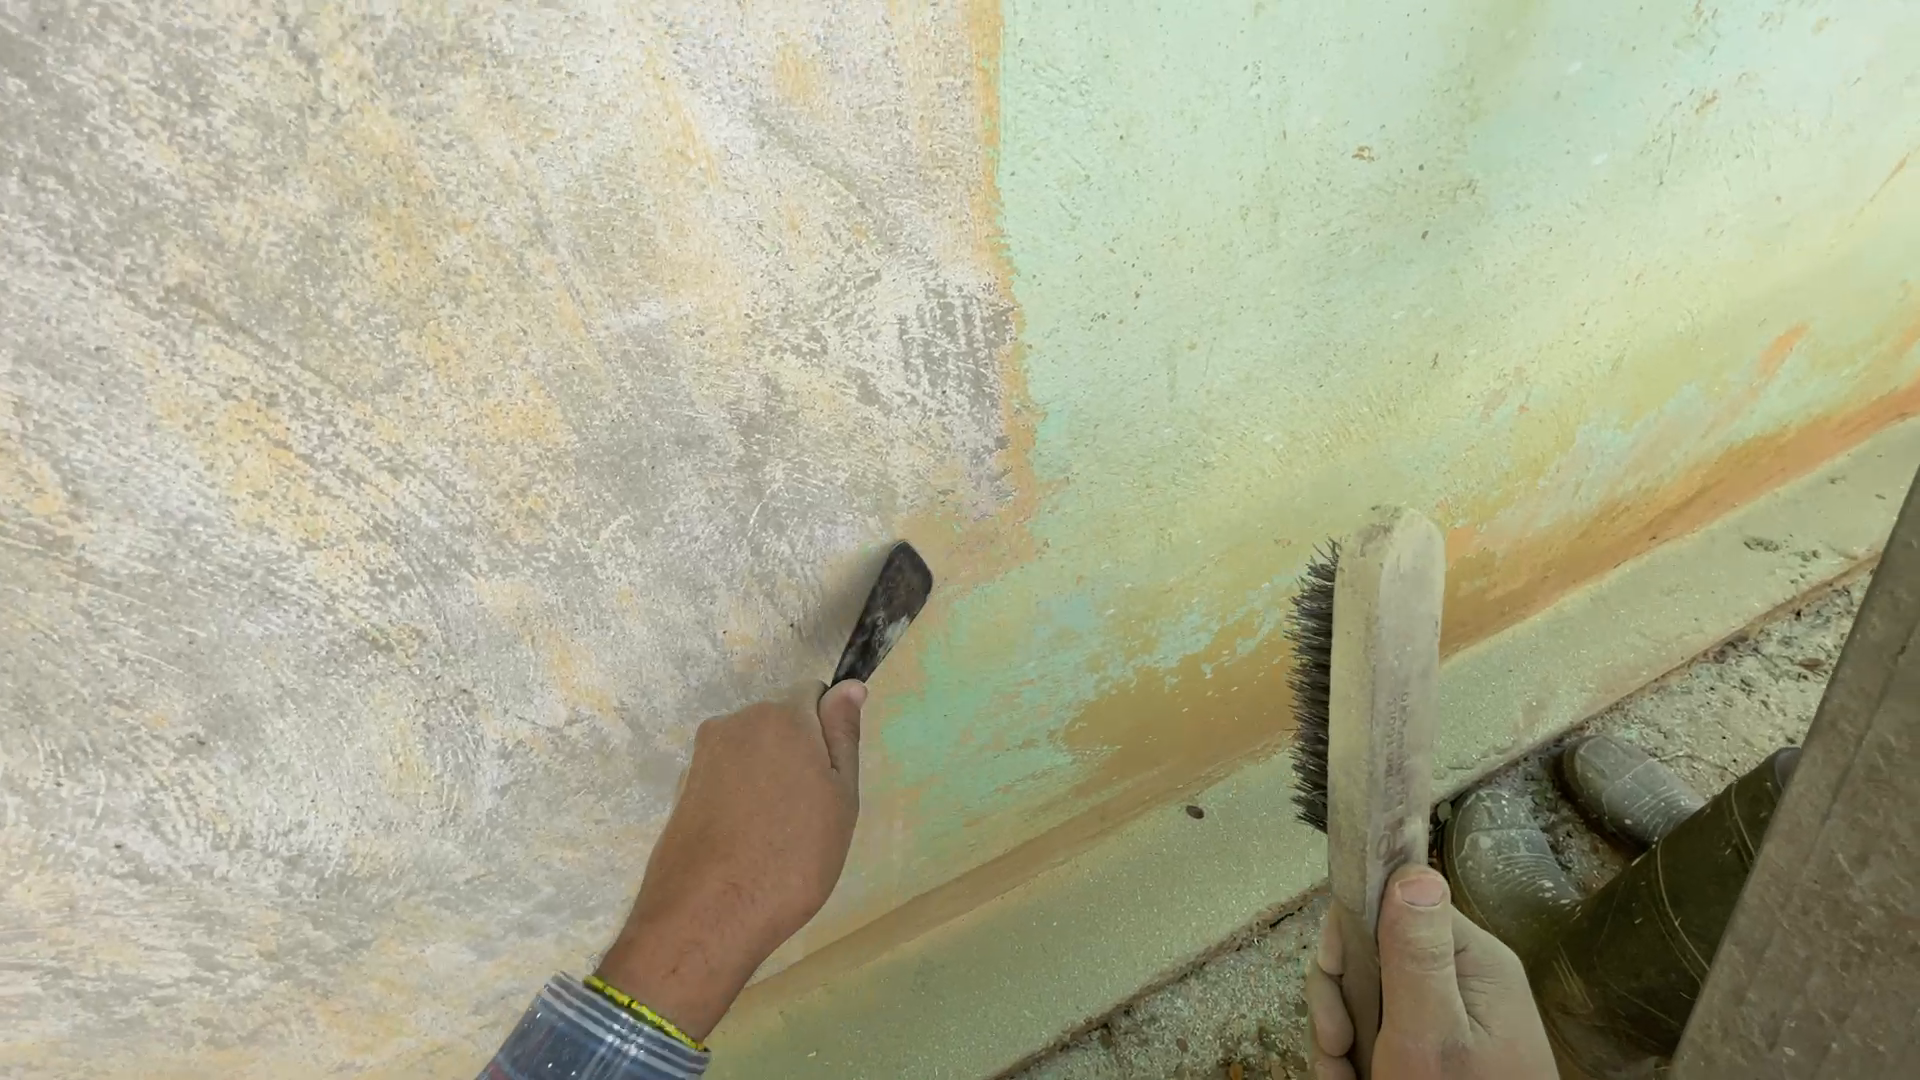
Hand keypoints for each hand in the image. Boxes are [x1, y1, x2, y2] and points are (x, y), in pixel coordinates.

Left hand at [595, 680, 866, 1039]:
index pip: (814, 693)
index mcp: (780, 716)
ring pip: (753, 751)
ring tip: (777, 834)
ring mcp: (702, 757)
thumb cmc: (791, 857)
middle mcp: (735, 723)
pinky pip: (726, 778)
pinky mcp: (681, 790)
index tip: (831, 776)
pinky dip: (740, 798)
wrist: (704, 920)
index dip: (828, 729)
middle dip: (798, 751)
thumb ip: (843, 735)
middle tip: (811, 811)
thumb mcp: (840, 796)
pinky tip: (745, 844)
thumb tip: (849, 686)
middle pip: (780, 721)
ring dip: (768, 776)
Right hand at [1305, 865, 1556, 1078]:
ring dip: (1334, 1027)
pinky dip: (1348, 1048)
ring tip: (1336, 1075)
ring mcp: (1444, 1005)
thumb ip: (1417, 955)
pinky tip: (1346, 1076)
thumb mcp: (1430, 1036)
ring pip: (1359, 985)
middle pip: (1366, 946)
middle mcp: (1459, 971)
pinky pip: (1370, 1018)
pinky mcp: (1430, 1034)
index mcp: (1473, 957)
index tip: (1331, 976)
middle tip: (1332, 1045)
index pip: (1389, 901)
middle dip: (1335, 995)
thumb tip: (1413, 867)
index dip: (1347, 933)